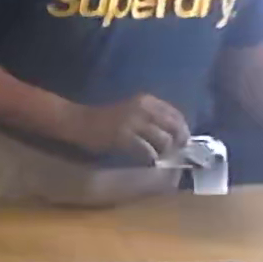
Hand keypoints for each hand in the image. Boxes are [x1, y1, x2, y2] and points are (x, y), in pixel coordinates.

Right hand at [66, 94, 190, 162]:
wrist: (79, 122)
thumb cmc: (106, 118)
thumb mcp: (132, 109)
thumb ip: (151, 117)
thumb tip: (174, 134)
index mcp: (146, 100)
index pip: (176, 115)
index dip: (183, 129)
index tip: (183, 141)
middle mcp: (142, 108)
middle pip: (174, 127)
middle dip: (178, 141)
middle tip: (176, 152)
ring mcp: (132, 122)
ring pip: (163, 139)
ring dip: (165, 151)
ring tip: (162, 157)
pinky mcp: (123, 136)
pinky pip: (146, 149)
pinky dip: (150, 157)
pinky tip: (149, 160)